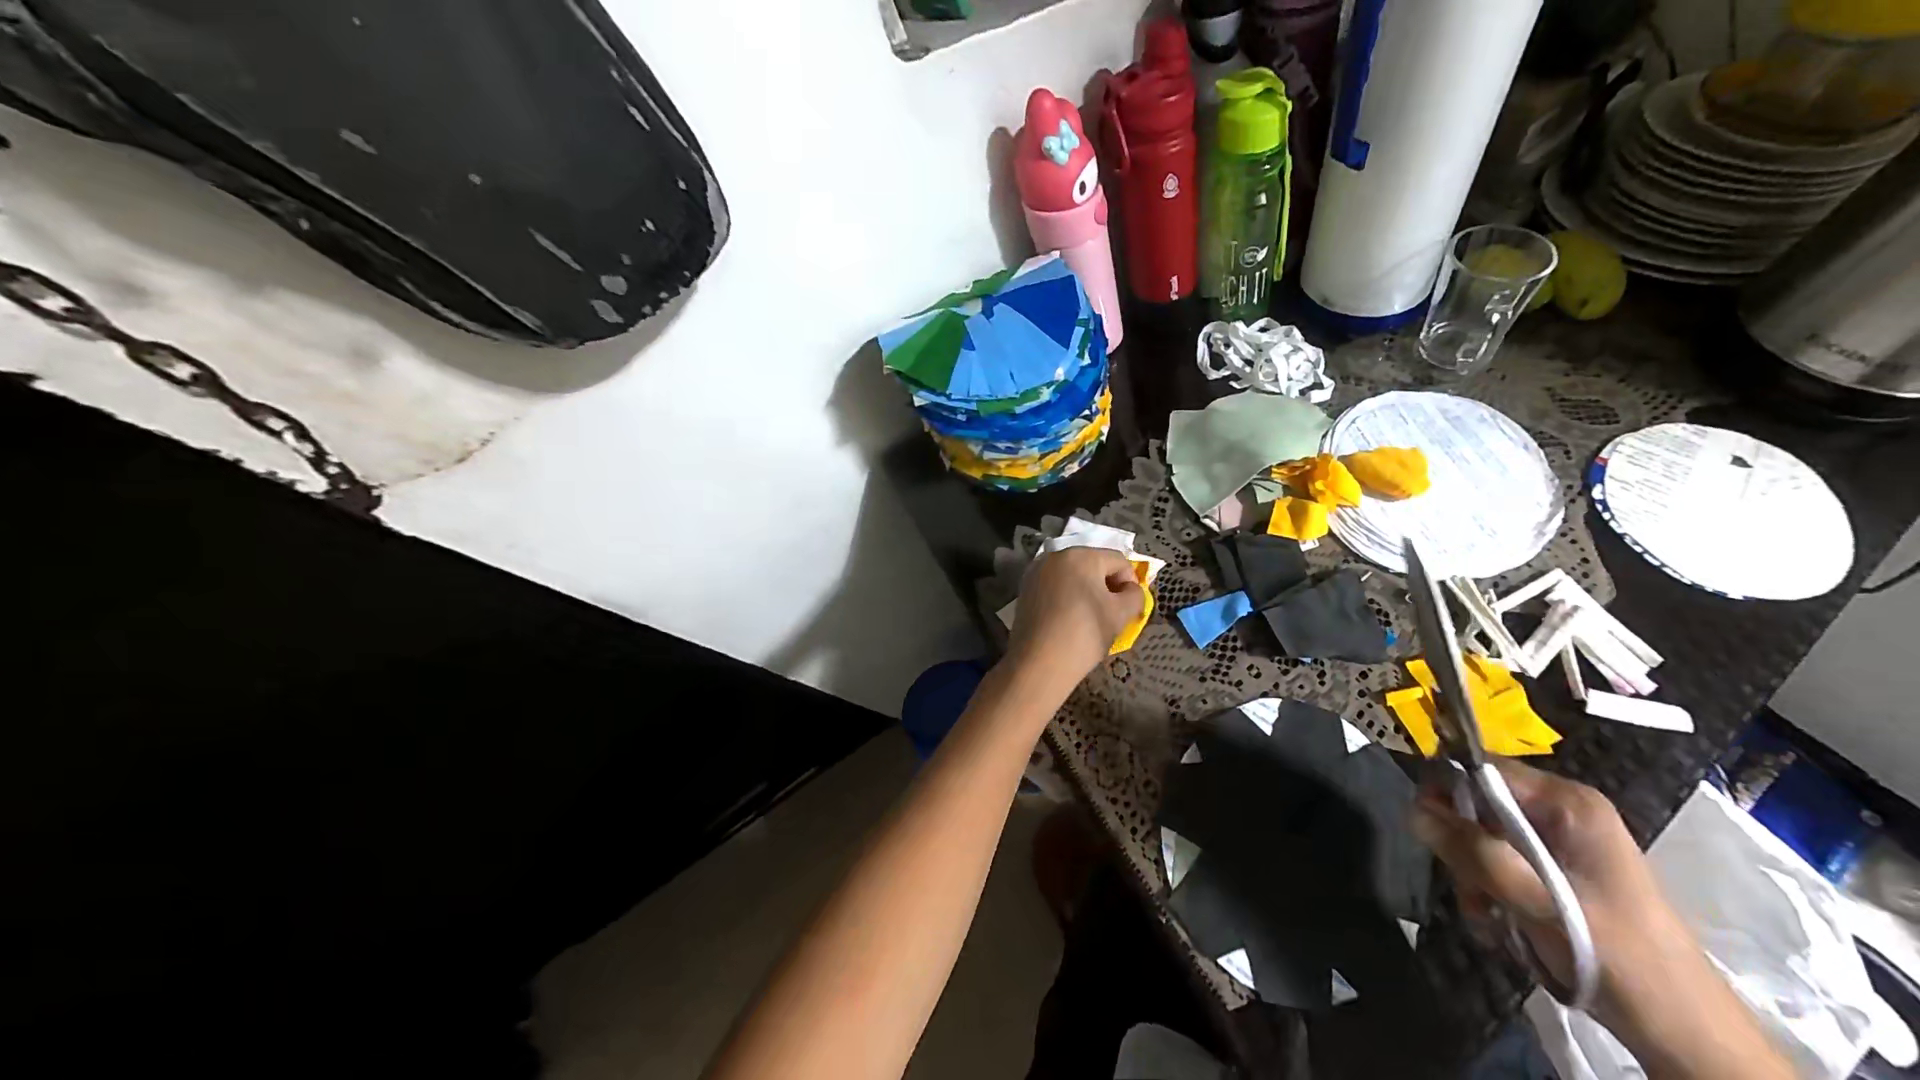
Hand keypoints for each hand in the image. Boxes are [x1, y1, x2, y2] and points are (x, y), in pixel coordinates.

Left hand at [1004, 547, 1142, 689]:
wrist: (1039, 664)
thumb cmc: (1085, 634)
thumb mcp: (1121, 614)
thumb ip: (1135, 595)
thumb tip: (1130, 589)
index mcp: (1080, 555)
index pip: (1118, 561)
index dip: (1130, 583)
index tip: (1129, 608)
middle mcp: (1054, 556)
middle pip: (1093, 564)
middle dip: (1107, 585)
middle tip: (1112, 612)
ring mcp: (1035, 572)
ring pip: (1072, 575)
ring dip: (1086, 590)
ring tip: (1090, 617)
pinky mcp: (1024, 589)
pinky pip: (1054, 586)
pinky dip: (1066, 596)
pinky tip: (1069, 618)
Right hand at [1412, 760, 1790, 1077]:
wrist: (1684, 1030)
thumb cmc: (1616, 955)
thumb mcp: (1535, 900)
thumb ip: (1473, 851)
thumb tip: (1414, 810)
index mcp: (1569, 803)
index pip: (1483, 768)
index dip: (1446, 791)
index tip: (1428, 829)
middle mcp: (1564, 812)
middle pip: (1480, 805)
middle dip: (1462, 847)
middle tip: (1469, 889)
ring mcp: (1564, 842)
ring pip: (1485, 837)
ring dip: (1473, 875)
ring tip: (1485, 916)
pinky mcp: (1560, 871)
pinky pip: (1502, 862)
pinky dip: (1489, 890)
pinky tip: (1497, 923)